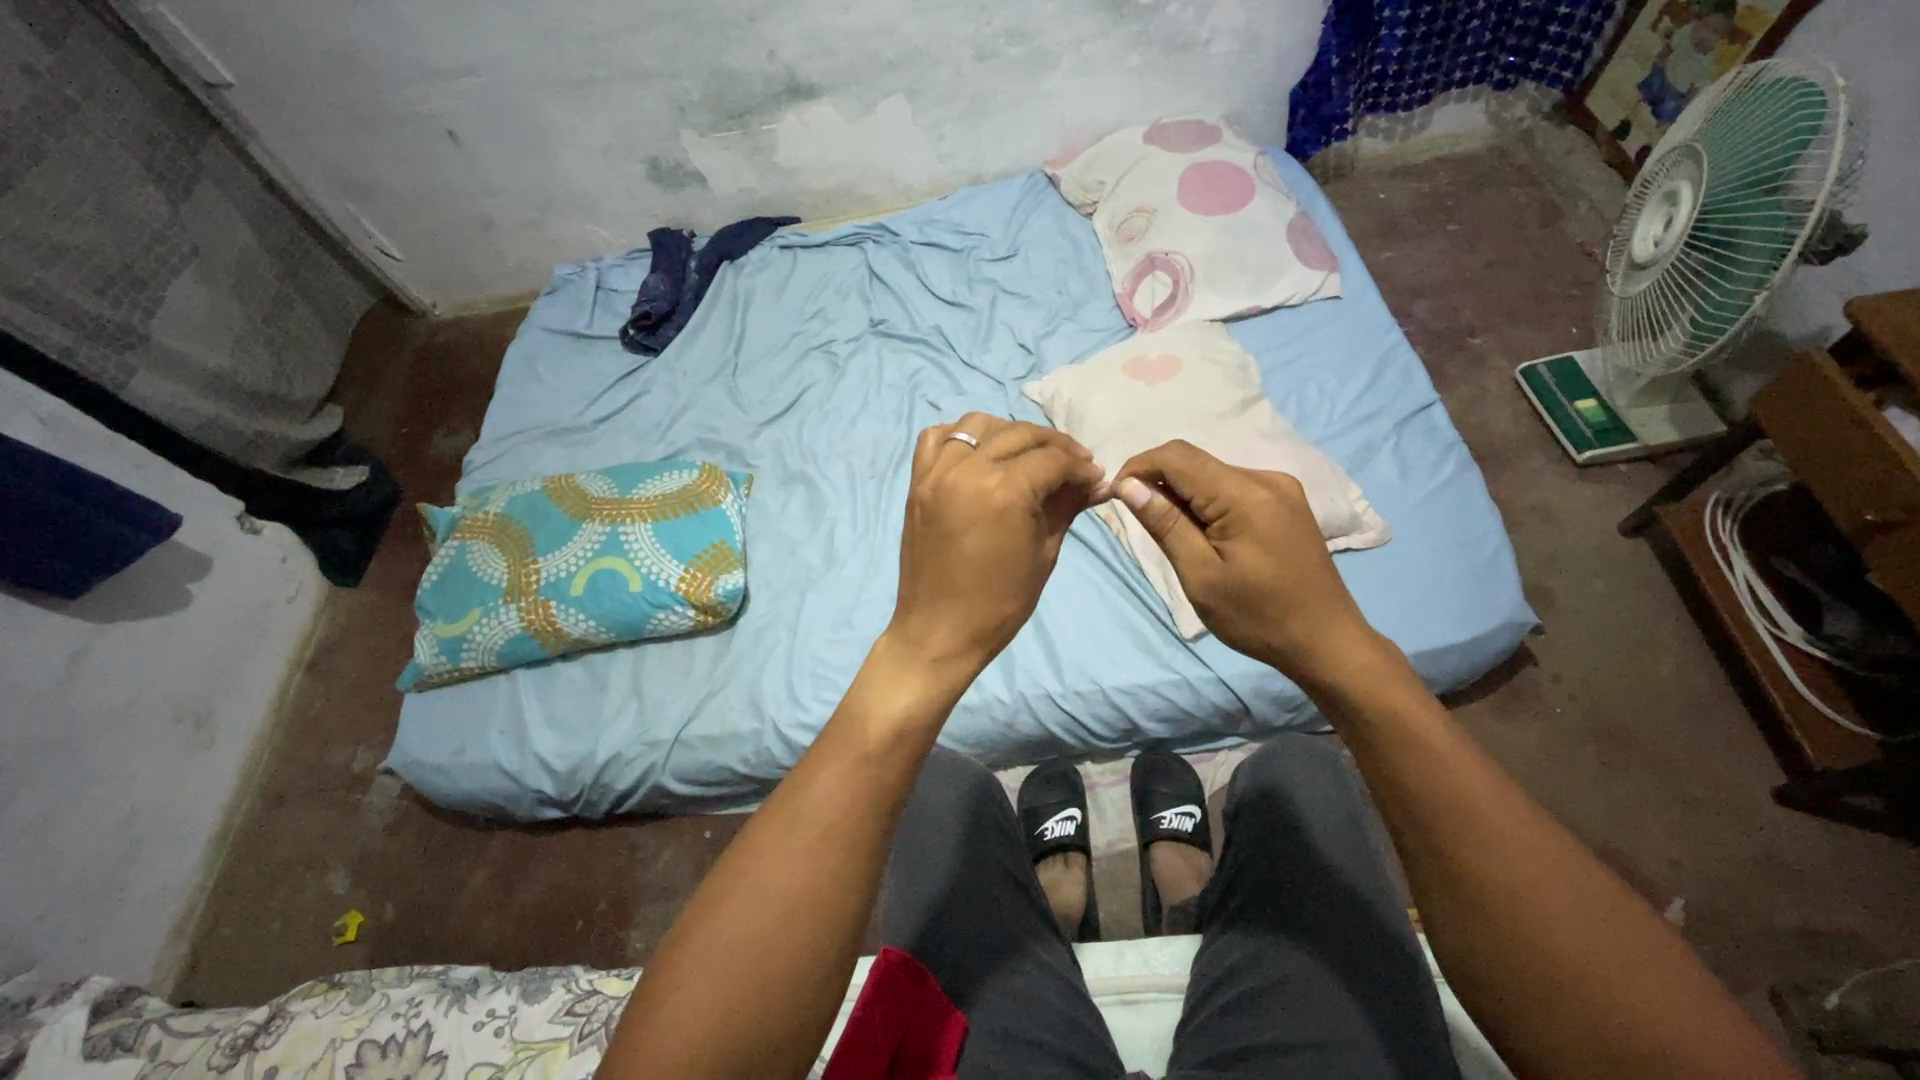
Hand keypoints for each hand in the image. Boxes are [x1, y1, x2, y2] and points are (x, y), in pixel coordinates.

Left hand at [889, 413, 1104, 674]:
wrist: (939, 631)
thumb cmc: (1000, 603)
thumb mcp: (1044, 553)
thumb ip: (1066, 508)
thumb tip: (1098, 482)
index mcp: (1004, 491)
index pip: (1052, 460)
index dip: (1080, 467)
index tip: (1095, 478)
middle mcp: (968, 470)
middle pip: (1020, 435)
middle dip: (1054, 446)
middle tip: (1074, 465)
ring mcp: (936, 473)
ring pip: (978, 425)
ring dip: (1010, 433)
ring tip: (1029, 455)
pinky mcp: (917, 482)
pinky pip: (937, 438)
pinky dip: (961, 436)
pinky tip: (981, 453)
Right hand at [1112, 440, 1384, 685]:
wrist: (1325, 641)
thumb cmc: (1258, 617)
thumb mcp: (1201, 575)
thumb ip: (1165, 524)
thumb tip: (1128, 485)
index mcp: (1245, 494)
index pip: (1177, 456)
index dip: (1139, 467)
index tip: (1116, 497)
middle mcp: (1266, 478)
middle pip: (1195, 462)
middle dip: (1159, 484)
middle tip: (1143, 526)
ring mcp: (1280, 488)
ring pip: (1212, 474)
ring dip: (1183, 496)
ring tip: (1176, 538)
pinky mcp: (1286, 502)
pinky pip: (1233, 488)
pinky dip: (1208, 504)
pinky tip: (1205, 537)